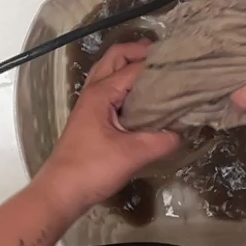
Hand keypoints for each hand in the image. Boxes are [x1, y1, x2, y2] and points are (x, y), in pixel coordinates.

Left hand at [34, 41, 180, 215]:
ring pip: (111, 74)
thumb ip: (161, 140)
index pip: (134, 68)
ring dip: (132, 68)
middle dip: (140, 53)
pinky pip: (112, 91)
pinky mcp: (92, 119)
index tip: (184, 63)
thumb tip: (182, 132)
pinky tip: (146, 100)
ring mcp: (91, 105)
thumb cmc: (92, 169)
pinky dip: (128, 87)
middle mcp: (93, 92)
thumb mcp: (132, 155)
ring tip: (161, 75)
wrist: (61, 192)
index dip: (158, 63)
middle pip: (116, 58)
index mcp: (101, 93)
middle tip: (169, 59)